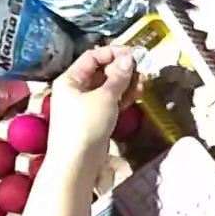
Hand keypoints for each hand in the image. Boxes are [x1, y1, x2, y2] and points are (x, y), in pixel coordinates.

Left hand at [46, 45, 136, 164]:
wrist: (76, 163)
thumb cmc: (86, 125)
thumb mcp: (105, 97)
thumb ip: (118, 77)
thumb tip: (129, 59)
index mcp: (71, 79)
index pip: (92, 57)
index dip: (113, 53)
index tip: (134, 54)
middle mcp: (76, 89)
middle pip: (101, 72)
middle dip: (122, 69)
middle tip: (142, 70)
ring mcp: (85, 105)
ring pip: (108, 88)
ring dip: (125, 83)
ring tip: (143, 83)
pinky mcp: (94, 119)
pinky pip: (110, 102)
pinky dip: (122, 97)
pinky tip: (137, 94)